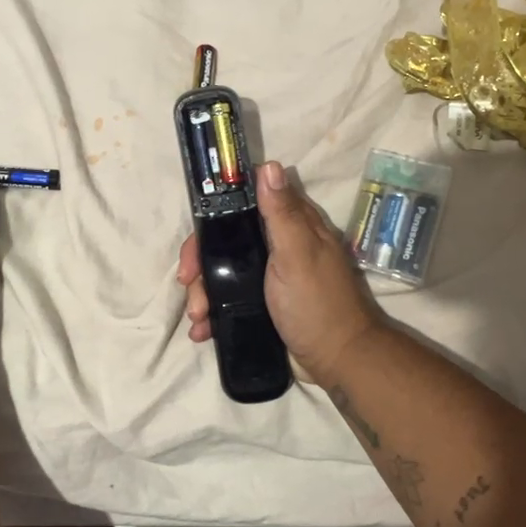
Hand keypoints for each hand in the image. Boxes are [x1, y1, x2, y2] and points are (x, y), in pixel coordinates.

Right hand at [176, 160, 379, 380]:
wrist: (337, 361)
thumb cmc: (317, 304)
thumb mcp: (297, 253)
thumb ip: (281, 213)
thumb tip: (269, 165)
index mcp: (290, 226)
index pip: (244, 203)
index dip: (215, 213)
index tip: (197, 237)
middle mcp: (278, 246)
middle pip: (226, 240)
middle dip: (201, 261)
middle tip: (189, 283)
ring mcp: (270, 276)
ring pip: (224, 271)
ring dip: (204, 290)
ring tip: (197, 316)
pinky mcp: (264, 303)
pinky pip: (229, 299)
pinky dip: (213, 311)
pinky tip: (203, 328)